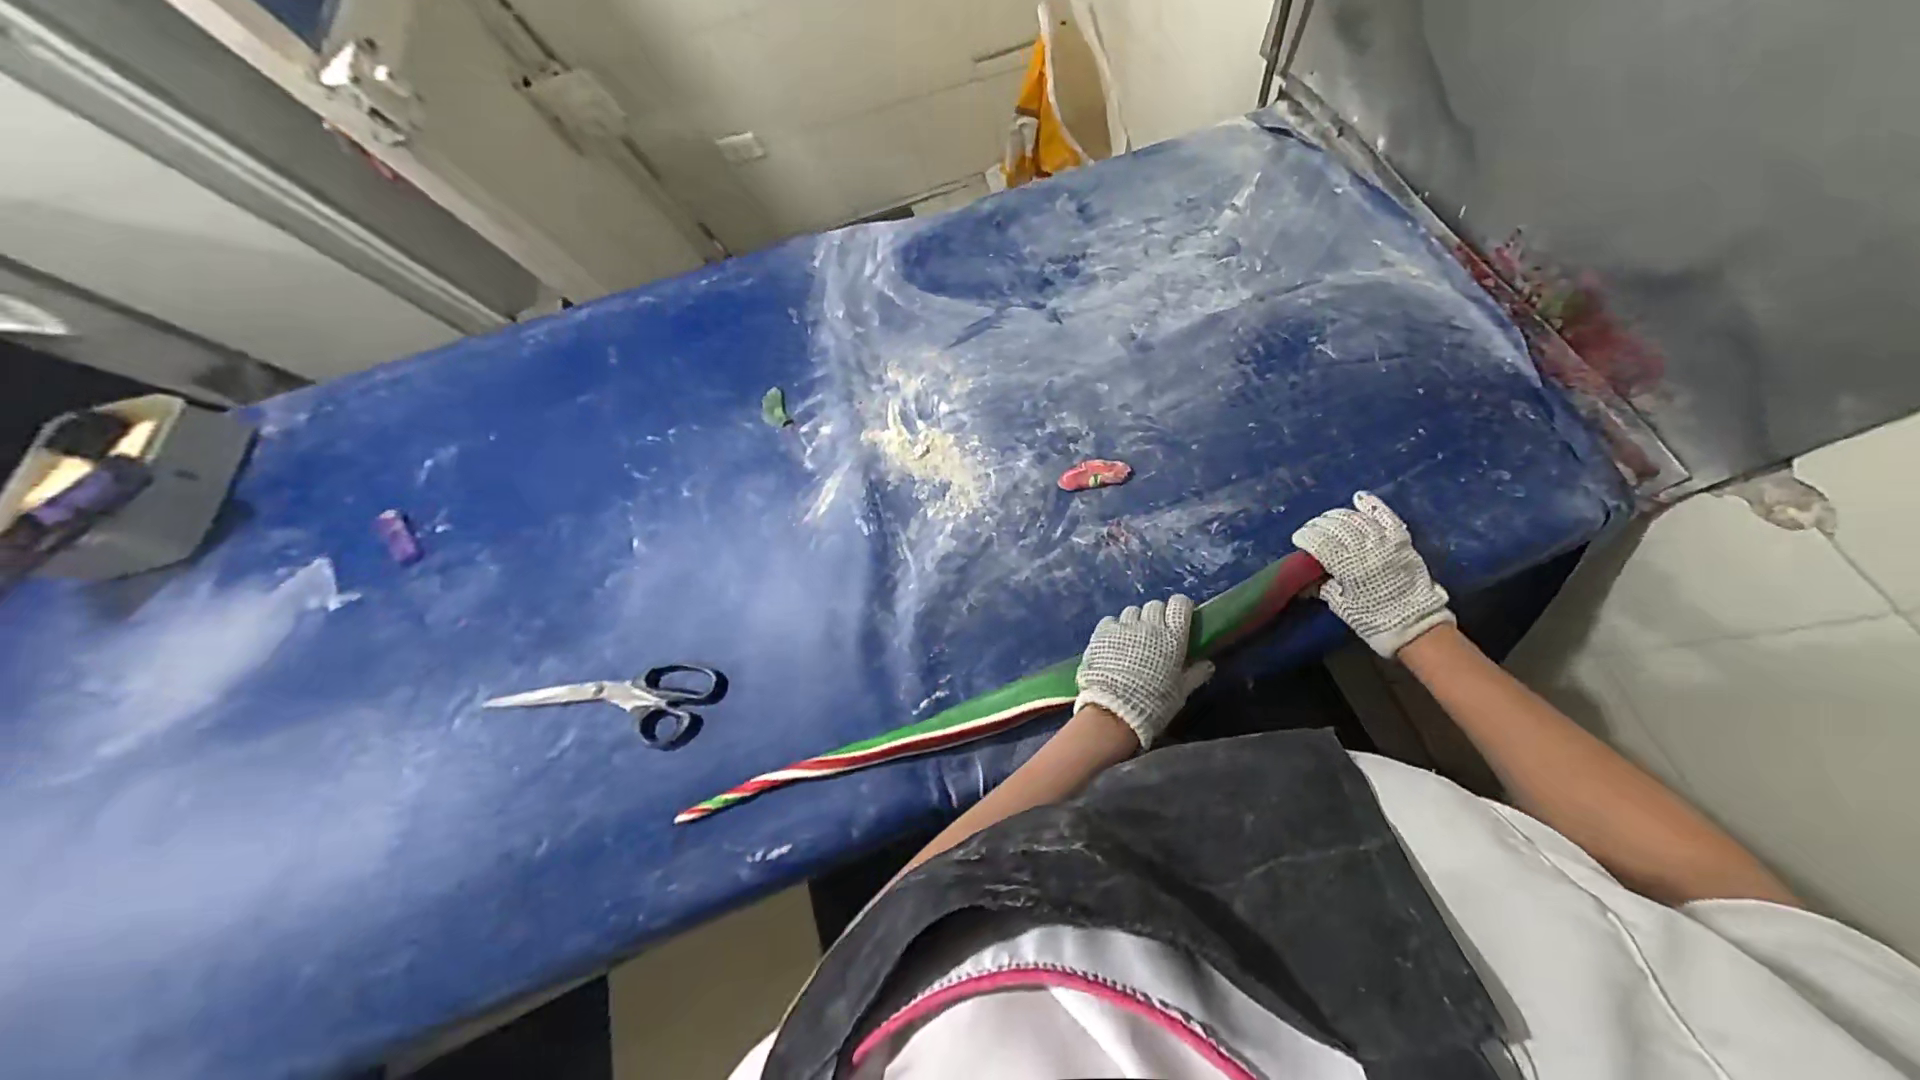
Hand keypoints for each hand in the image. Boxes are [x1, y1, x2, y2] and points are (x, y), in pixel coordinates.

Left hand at [1074, 595, 1214, 748]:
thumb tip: (1209, 664)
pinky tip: (1113, 643)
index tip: (1179, 616)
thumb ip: (1195, 674)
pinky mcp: (1103, 632)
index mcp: (1173, 637)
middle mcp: (1149, 625)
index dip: (1180, 608)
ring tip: (1132, 639)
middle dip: (1156, 615)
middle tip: (1155, 634)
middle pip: (1155, 606)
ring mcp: (1124, 627)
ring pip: (1132, 611)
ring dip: (1135, 621)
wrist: (1115, 710)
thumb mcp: (1180, 691)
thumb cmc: (1154, 703)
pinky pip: (1111, 621)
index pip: (1180, 605)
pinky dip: (1114, 628)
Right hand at [1291, 492, 1454, 656]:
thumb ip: (1323, 586)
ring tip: (1329, 519)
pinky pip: (1386, 517)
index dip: (1305, 537)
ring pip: (1357, 519)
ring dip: (1339, 515)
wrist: (1416, 626)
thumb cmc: (1373, 619)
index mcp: (1347, 567)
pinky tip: (1360, 498)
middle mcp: (1365, 549)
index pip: (1319, 542)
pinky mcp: (1401, 541)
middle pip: (1336, 527)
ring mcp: (1385, 542)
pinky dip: (1373, 506)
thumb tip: (1305, 577)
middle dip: (1319, 525)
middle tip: (1311, 529)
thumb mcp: (1341, 605)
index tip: (1298, 539)